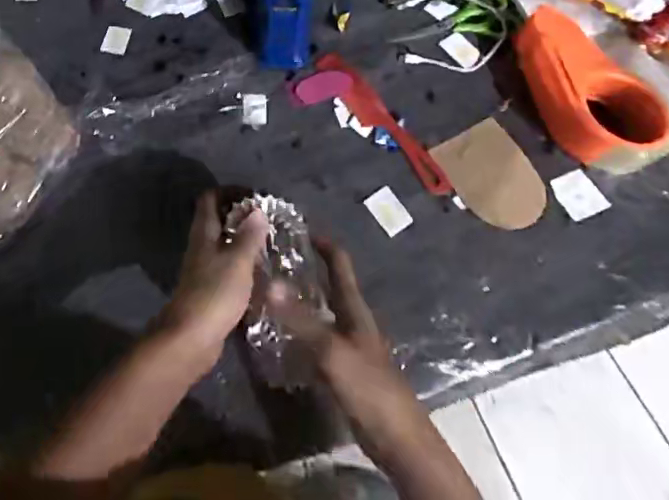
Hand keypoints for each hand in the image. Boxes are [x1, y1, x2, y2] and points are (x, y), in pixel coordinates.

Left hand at [156, 191, 268, 365]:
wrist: (190, 340)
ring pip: (225, 246)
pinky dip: (244, 267)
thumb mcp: (238, 260)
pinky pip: (228, 270)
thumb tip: (257, 210)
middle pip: (219, 221)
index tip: (256, 197)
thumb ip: (249, 235)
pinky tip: (264, 276)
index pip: (211, 197)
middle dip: (243, 218)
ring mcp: (203, 270)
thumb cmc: (215, 293)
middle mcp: (201, 246)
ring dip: (245, 243)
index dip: (231, 191)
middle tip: (270, 223)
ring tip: (272, 246)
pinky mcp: (209, 291)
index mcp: (204, 232)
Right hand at [267, 239, 398, 387]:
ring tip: (271, 298)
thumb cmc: (369, 388)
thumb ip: (301, 319)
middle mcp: (353, 321)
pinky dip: (301, 337)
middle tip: (275, 264)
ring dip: (301, 304)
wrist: (398, 440)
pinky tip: (282, 343)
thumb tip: (270, 282)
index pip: (340, 263)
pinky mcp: (346, 372)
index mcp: (355, 308)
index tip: (299, 229)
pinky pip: (319, 344)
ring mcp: (351, 347)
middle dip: (307, 272)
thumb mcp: (331, 351)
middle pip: (330, 287)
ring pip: (323, 316)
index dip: (323, 244)